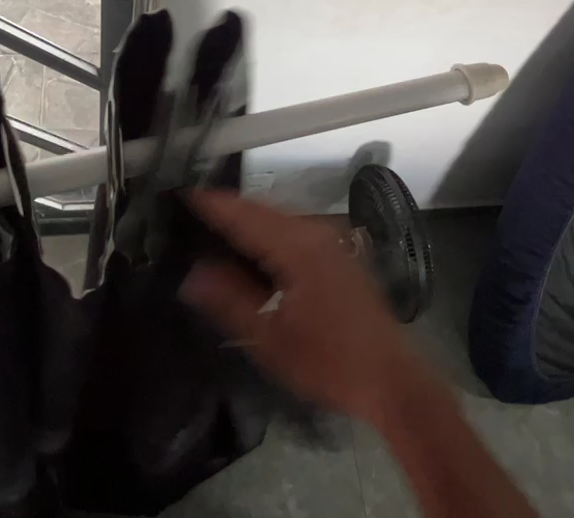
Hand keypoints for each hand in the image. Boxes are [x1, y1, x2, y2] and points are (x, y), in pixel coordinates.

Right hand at [179, 189, 434, 426]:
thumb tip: (193, 273)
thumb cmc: (328, 363)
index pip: (246, 215)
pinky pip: (295, 228)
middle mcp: (316, 233)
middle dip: (229, 206)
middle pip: (263, 209)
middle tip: (192, 207)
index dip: (213, 204)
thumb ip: (229, 300)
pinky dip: (269, 229)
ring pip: (280, 217)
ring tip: (214, 222)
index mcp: (298, 247)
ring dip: (249, 216)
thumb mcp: (269, 338)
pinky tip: (253, 245)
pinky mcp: (339, 253)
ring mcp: (332, 241)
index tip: (182, 193)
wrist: (390, 380)